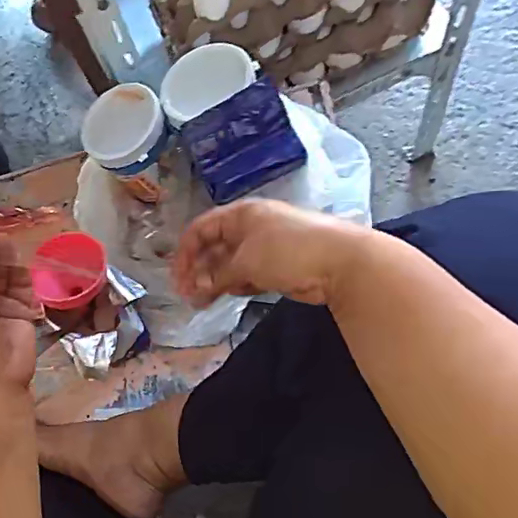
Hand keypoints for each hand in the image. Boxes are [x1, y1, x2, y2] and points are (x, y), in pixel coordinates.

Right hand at [172, 199, 374, 305]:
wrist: (340, 262)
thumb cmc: (289, 250)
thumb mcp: (246, 261)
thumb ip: (217, 276)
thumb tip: (195, 289)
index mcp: (241, 215)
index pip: (201, 229)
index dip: (185, 252)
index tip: (177, 277)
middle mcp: (250, 227)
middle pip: (214, 248)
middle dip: (198, 270)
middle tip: (186, 294)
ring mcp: (264, 248)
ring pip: (228, 264)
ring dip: (212, 281)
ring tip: (200, 302)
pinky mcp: (275, 268)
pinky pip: (245, 275)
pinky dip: (232, 286)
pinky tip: (223, 297)